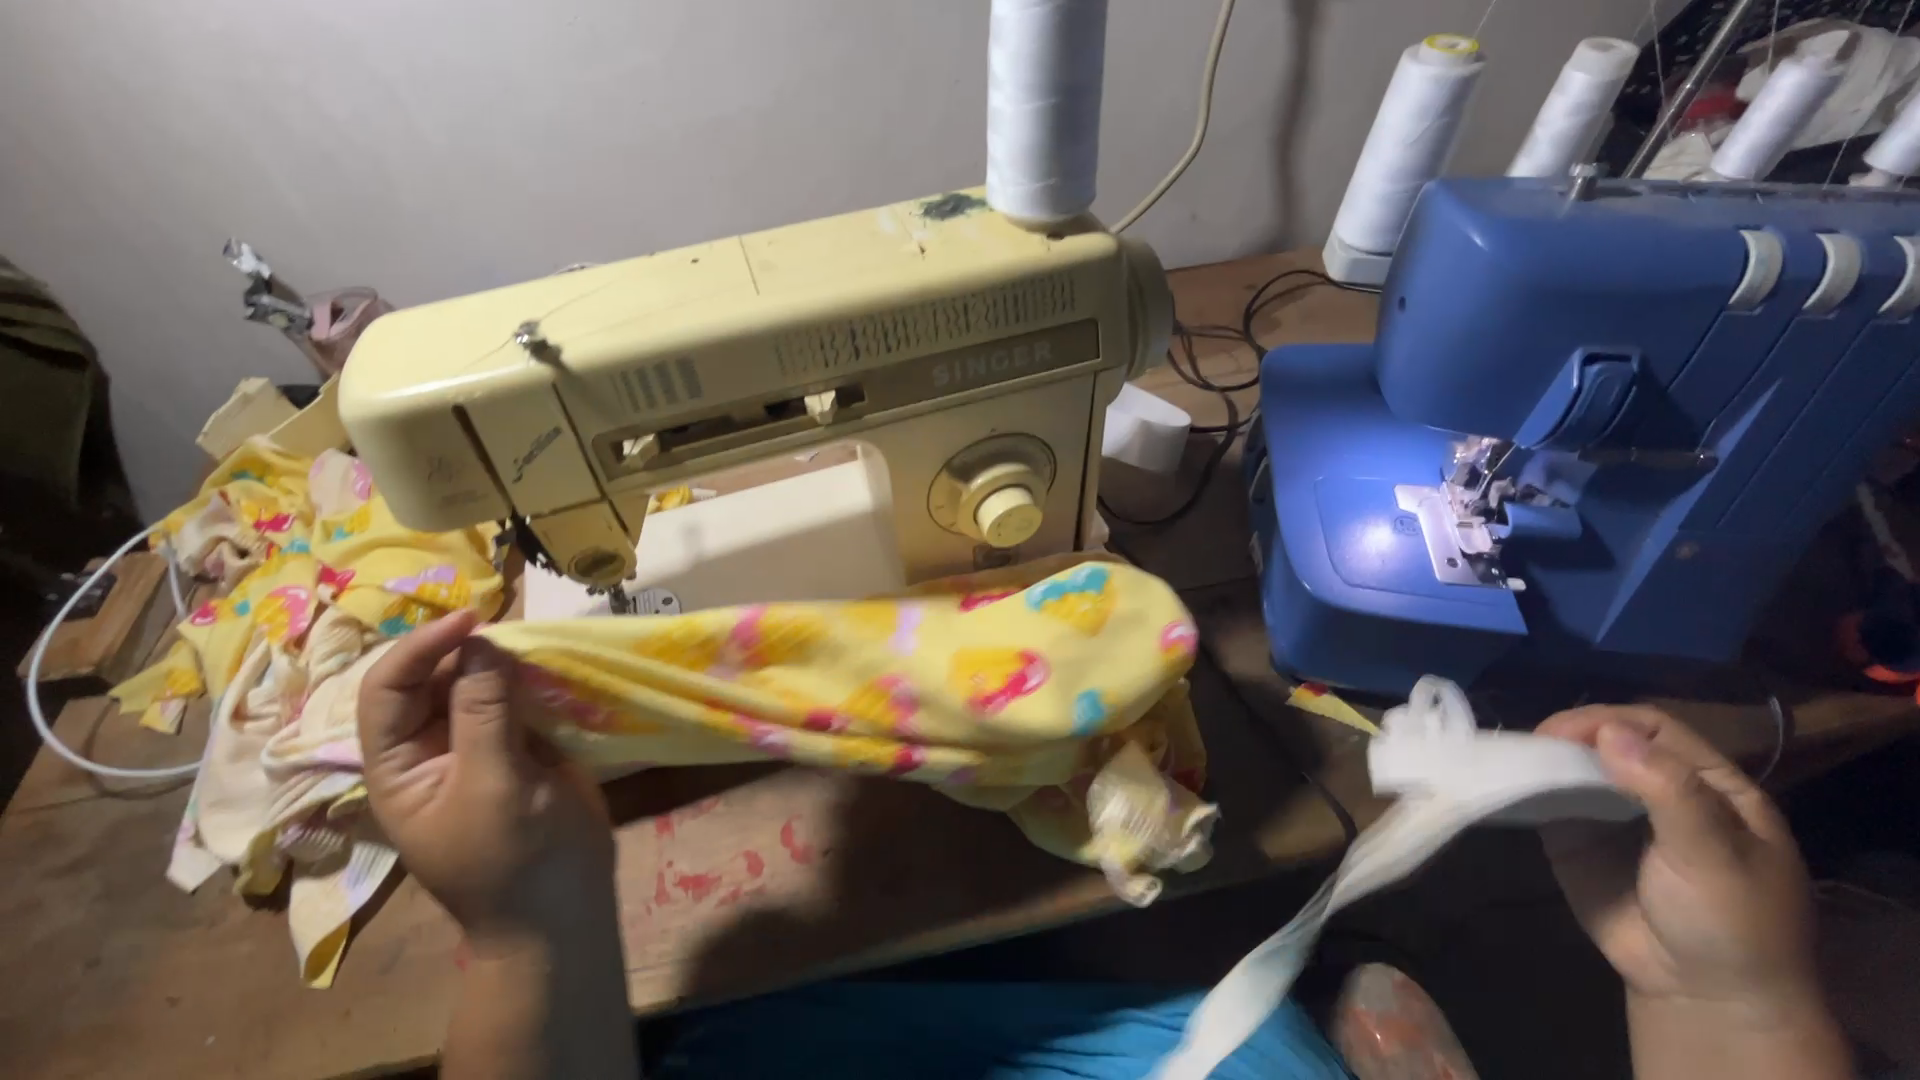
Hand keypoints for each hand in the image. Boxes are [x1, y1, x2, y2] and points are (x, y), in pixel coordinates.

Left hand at [358, 610, 614, 953]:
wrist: (564, 908)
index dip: (421, 649)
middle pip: (434, 680)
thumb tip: (483, 643)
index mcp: (399, 764)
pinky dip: (537, 680)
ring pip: (481, 686)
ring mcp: (481, 747)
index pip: (388, 690)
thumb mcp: (492, 786)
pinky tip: (556, 668)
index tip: (472, 622)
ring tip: (536, 643)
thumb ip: (484, 713)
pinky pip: (522, 701)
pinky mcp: (525, 749)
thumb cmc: (512, 859)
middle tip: (513, 628)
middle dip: (466, 650)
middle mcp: (433, 748)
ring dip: (506, 662)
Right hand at [1536, 706, 1819, 1018]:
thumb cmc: (1731, 921)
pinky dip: (1524, 784)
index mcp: (1708, 784)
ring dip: (1542, 755)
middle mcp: (1657, 788)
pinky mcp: (1573, 836)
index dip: (1610, 721)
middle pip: (1607, 738)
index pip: (1655, 728)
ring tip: (1513, 756)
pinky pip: (1546, 799)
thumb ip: (1669, 792)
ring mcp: (1611, 812)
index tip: (1567, 733)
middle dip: (1569, 734)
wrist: (1701, 993)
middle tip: (1534, 743)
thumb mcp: (1713, 855)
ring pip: (1572, 764)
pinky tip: (1507, 779)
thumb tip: (1608, 731)